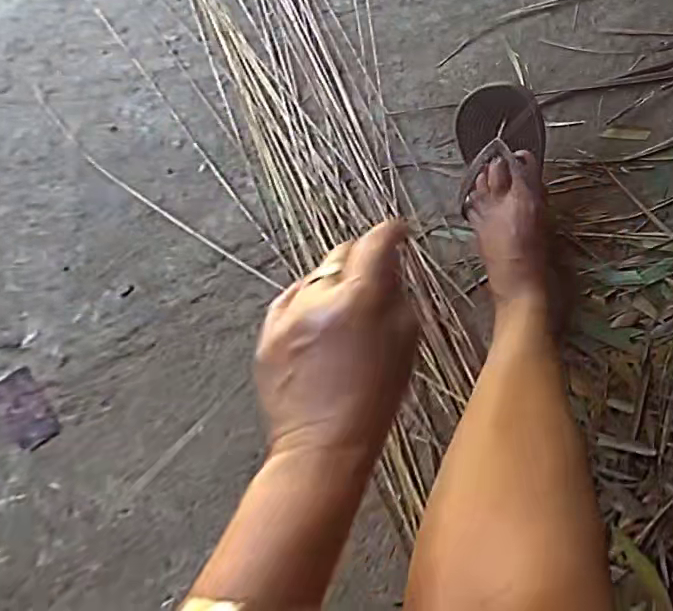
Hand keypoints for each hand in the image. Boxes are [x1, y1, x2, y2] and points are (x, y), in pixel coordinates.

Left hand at [254, 218, 419, 460]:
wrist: (324, 440)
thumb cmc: (379, 389)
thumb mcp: (406, 332)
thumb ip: (395, 292)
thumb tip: (389, 267)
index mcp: (361, 296)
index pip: (376, 241)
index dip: (391, 231)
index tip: (400, 231)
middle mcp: (319, 299)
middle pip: (342, 252)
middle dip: (363, 254)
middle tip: (379, 266)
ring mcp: (287, 318)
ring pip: (316, 275)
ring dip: (336, 278)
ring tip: (351, 298)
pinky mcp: (266, 337)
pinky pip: (290, 300)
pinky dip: (309, 298)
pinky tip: (323, 313)